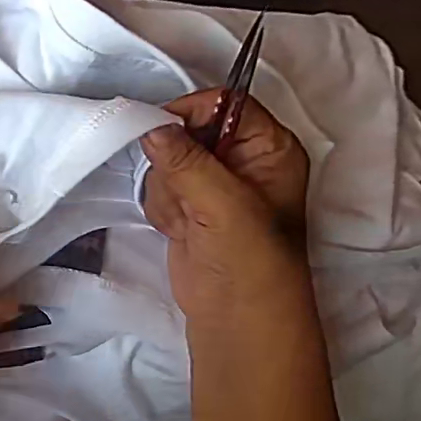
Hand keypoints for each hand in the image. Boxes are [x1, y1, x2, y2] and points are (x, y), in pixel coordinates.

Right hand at [140, 91, 311, 321]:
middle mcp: (242, 160)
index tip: (160, 132)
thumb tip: (152, 128)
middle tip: (186, 193)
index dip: (192, 113)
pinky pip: (159, 187)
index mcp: (268, 148)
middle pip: (188, 130)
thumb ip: (187, 162)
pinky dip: (162, 207)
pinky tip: (179, 229)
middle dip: (175, 162)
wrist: (235, 316)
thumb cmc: (250, 261)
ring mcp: (213, 185)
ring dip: (167, 190)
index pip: (227, 104)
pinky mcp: (189, 207)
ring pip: (167, 161)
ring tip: (187, 220)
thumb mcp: (224, 205)